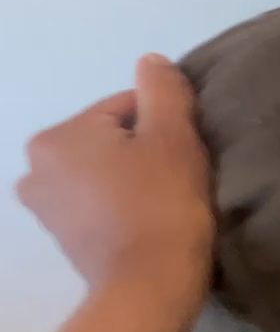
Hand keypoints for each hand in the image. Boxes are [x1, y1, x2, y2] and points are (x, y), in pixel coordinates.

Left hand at [14, 55, 214, 296]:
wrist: (150, 271)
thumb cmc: (164, 197)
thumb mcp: (175, 136)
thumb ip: (164, 92)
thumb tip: (151, 60)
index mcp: (59, 136)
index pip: (128, 106)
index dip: (169, 121)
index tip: (192, 146)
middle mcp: (34, 165)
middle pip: (112, 135)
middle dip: (148, 145)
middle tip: (184, 167)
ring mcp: (40, 201)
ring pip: (104, 165)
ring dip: (135, 170)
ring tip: (169, 190)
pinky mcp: (58, 228)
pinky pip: (96, 194)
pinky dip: (122, 195)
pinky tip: (149, 209)